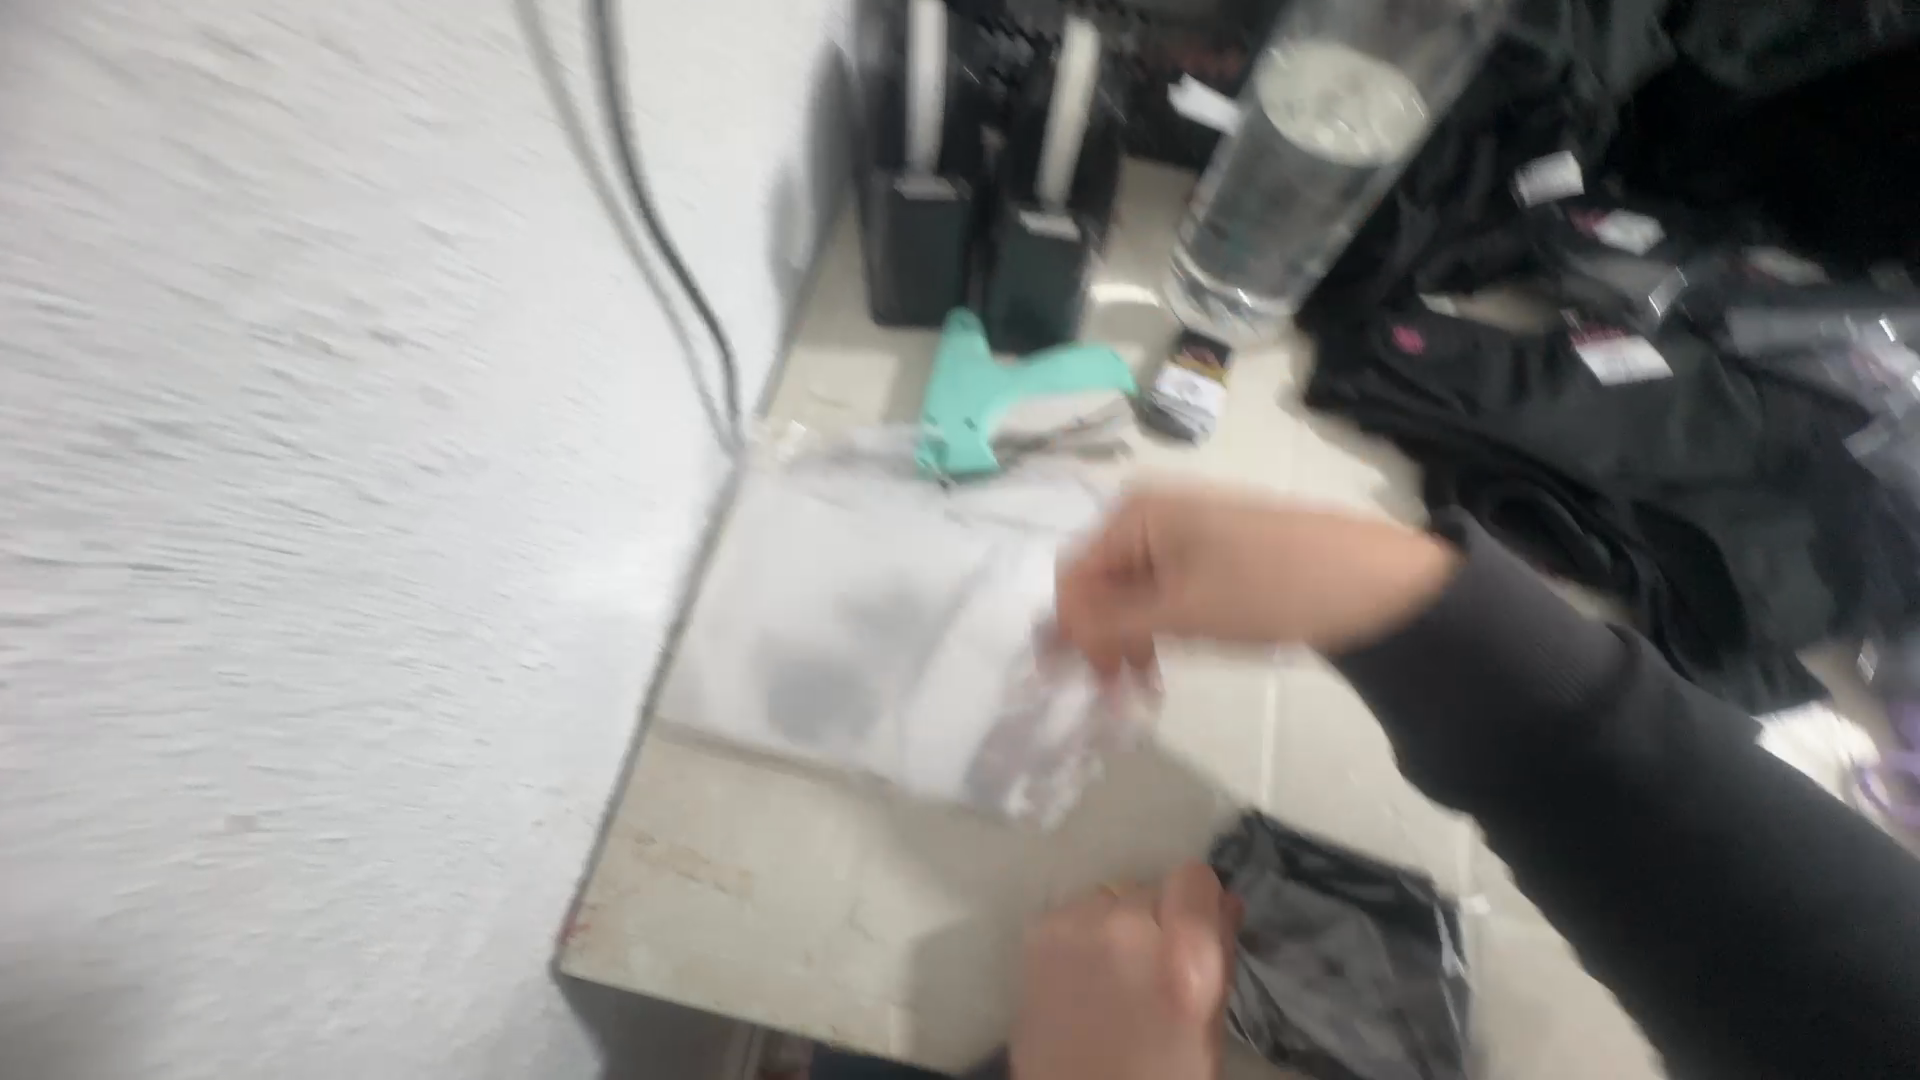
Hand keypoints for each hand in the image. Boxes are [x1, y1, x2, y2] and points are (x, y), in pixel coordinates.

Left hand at [1010, 861, 1242, 1079]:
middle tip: (1150, 970)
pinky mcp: (1039, 931)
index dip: (1197, 902)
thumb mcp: (1208, 1032)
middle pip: (1150, 887)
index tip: (1193, 928)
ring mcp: (1077, 924)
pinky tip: (1080, 980)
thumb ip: (1218, 955)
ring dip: (1115, 924)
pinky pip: (1073, 912)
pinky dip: (1081, 935)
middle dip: (1155, 919)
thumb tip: (1223, 900)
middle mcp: (1129, 927)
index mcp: (1184, 959)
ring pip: (1109, 897)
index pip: (1194, 877)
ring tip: (1110, 978)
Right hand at [1055, 487, 1459, 677]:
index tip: (1085, 682)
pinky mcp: (1207, 555)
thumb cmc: (1265, 589)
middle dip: (1102, 641)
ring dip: (1128, 643)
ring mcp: (1180, 534)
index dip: (1072, 631)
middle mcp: (1149, 516)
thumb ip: (1106, 624)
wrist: (1372, 583)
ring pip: (1130, 595)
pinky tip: (1164, 665)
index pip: (1075, 577)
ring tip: (1144, 691)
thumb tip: (1050, 640)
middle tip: (1115, 696)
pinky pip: (1161, 594)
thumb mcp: (1178, 611)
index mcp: (1134, 515)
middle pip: (1100, 586)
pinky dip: (1157, 631)